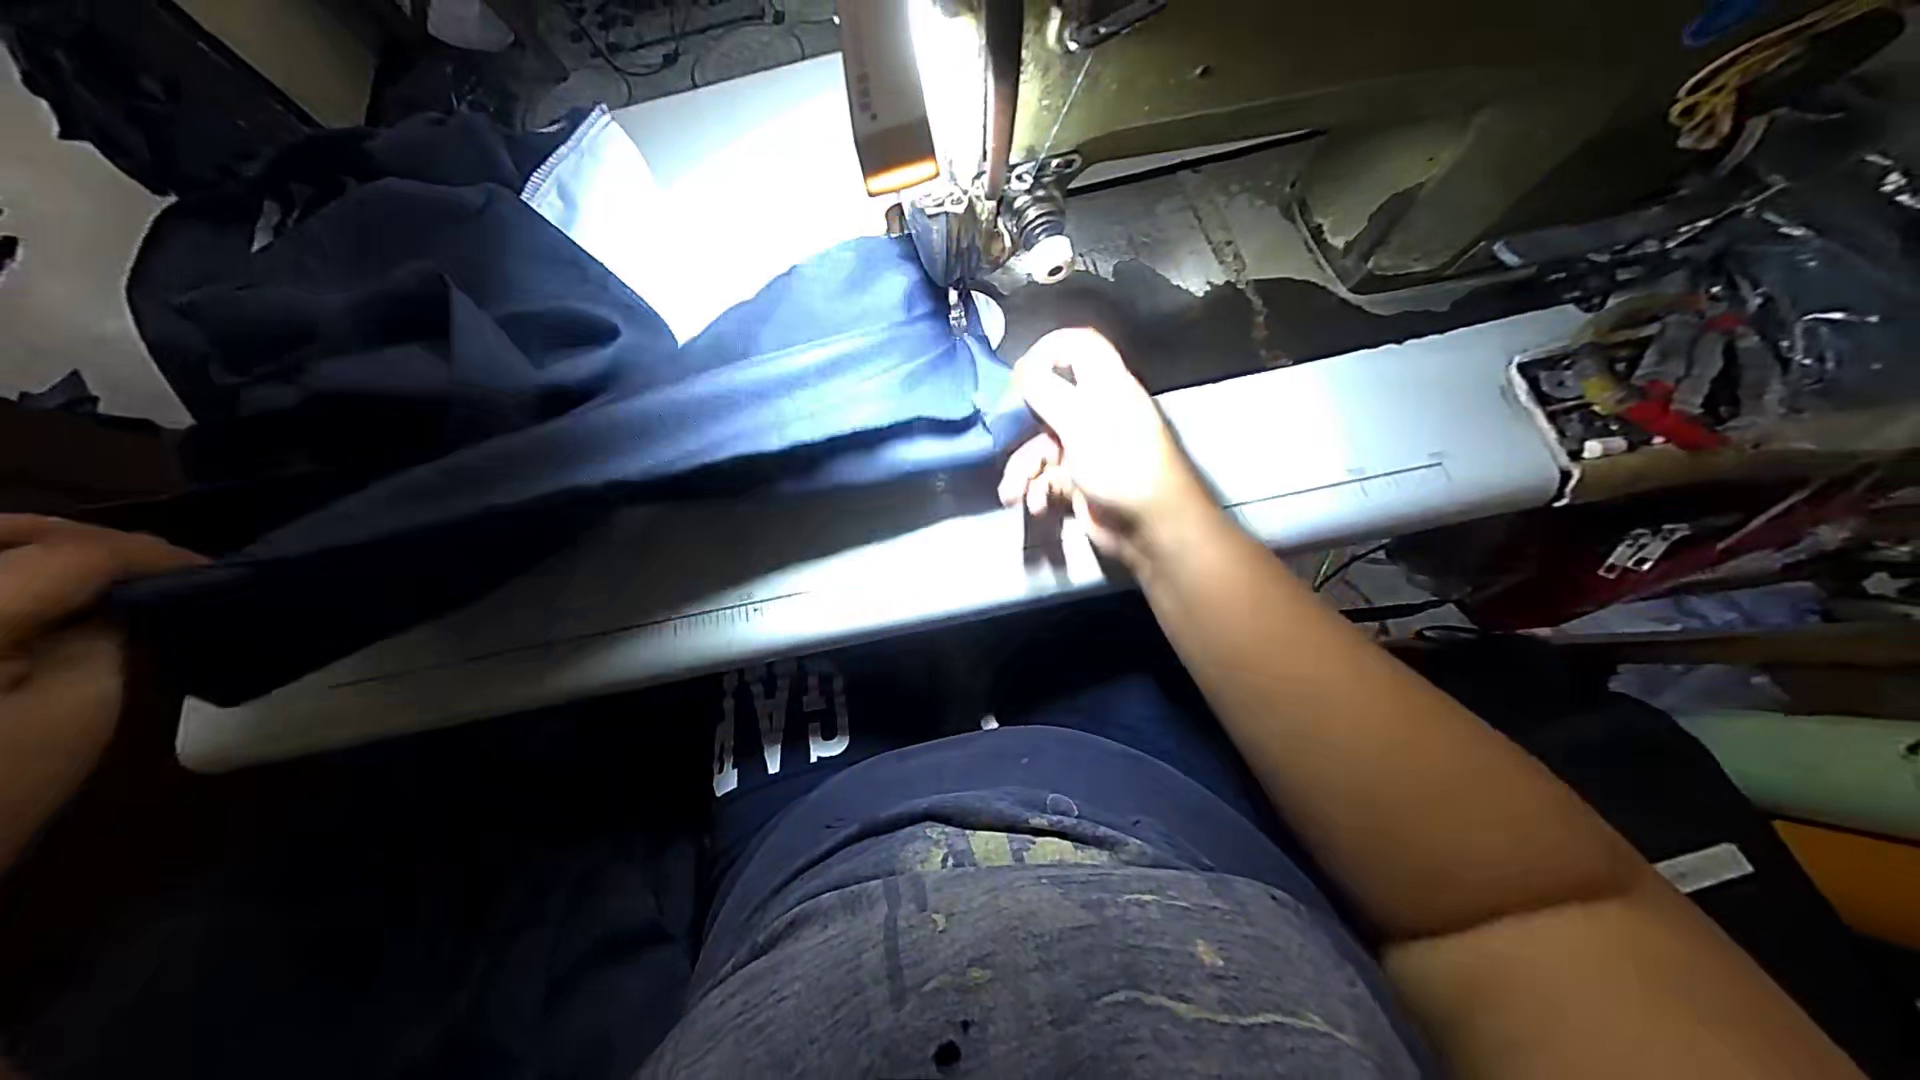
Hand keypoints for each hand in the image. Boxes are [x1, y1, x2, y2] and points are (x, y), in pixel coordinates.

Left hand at [0, 516, 204, 871]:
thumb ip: (108, 637)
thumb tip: (136, 594)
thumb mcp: (78, 711)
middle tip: (165, 567)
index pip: (75, 556)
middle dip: (95, 542)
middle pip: (12, 533)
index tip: (218, 570)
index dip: (154, 556)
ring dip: (46, 548)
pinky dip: (8, 570)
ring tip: (109, 572)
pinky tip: (45, 590)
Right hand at [997, 328, 1218, 569]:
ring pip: (1040, 445)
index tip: (1021, 374)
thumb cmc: (1121, 463)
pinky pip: (1046, 476)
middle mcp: (1096, 411)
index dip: (1048, 350)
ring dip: (1021, 470)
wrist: (1151, 526)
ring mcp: (1087, 447)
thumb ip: (1046, 390)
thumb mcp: (1080, 420)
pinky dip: (1035, 490)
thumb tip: (1022, 371)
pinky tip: (1036, 505)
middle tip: (1002, 434)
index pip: (1079, 345)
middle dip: (1020, 424)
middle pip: (1047, 400)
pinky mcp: (1080, 480)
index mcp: (1106, 385)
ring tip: (1013, 493)